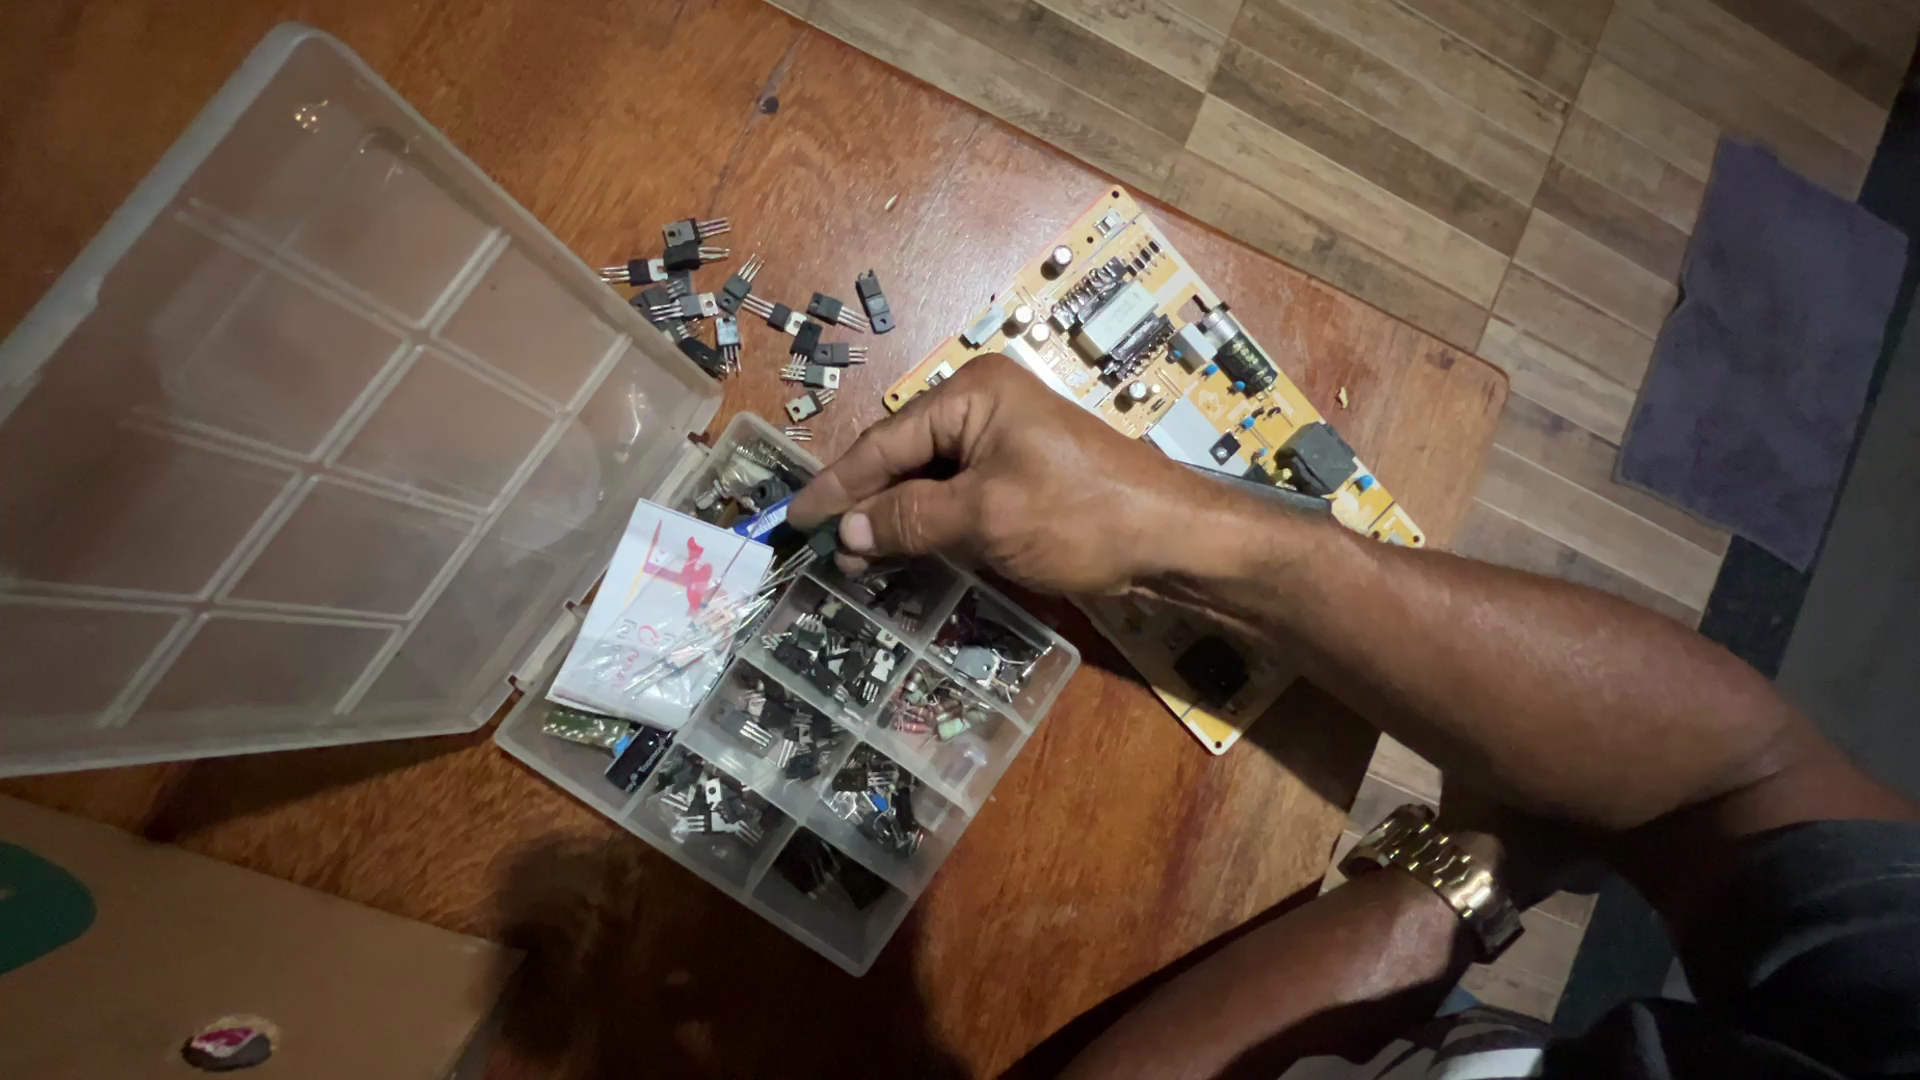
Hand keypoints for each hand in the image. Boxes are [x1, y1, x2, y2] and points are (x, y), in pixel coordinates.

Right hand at [787, 354, 1201, 594]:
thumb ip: (910, 520)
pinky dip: (929, 524)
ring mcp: (1002, 440)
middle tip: (826, 549)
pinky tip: (905, 552)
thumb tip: (847, 532)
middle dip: (865, 505)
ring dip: (894, 520)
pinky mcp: (1018, 474)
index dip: (838, 485)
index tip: (795, 518)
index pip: (885, 442)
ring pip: (928, 480)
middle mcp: (982, 407)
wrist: (1170, 540)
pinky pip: (957, 495)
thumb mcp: (985, 517)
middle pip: (903, 457)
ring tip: (857, 561)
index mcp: (972, 395)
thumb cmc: (1078, 516)